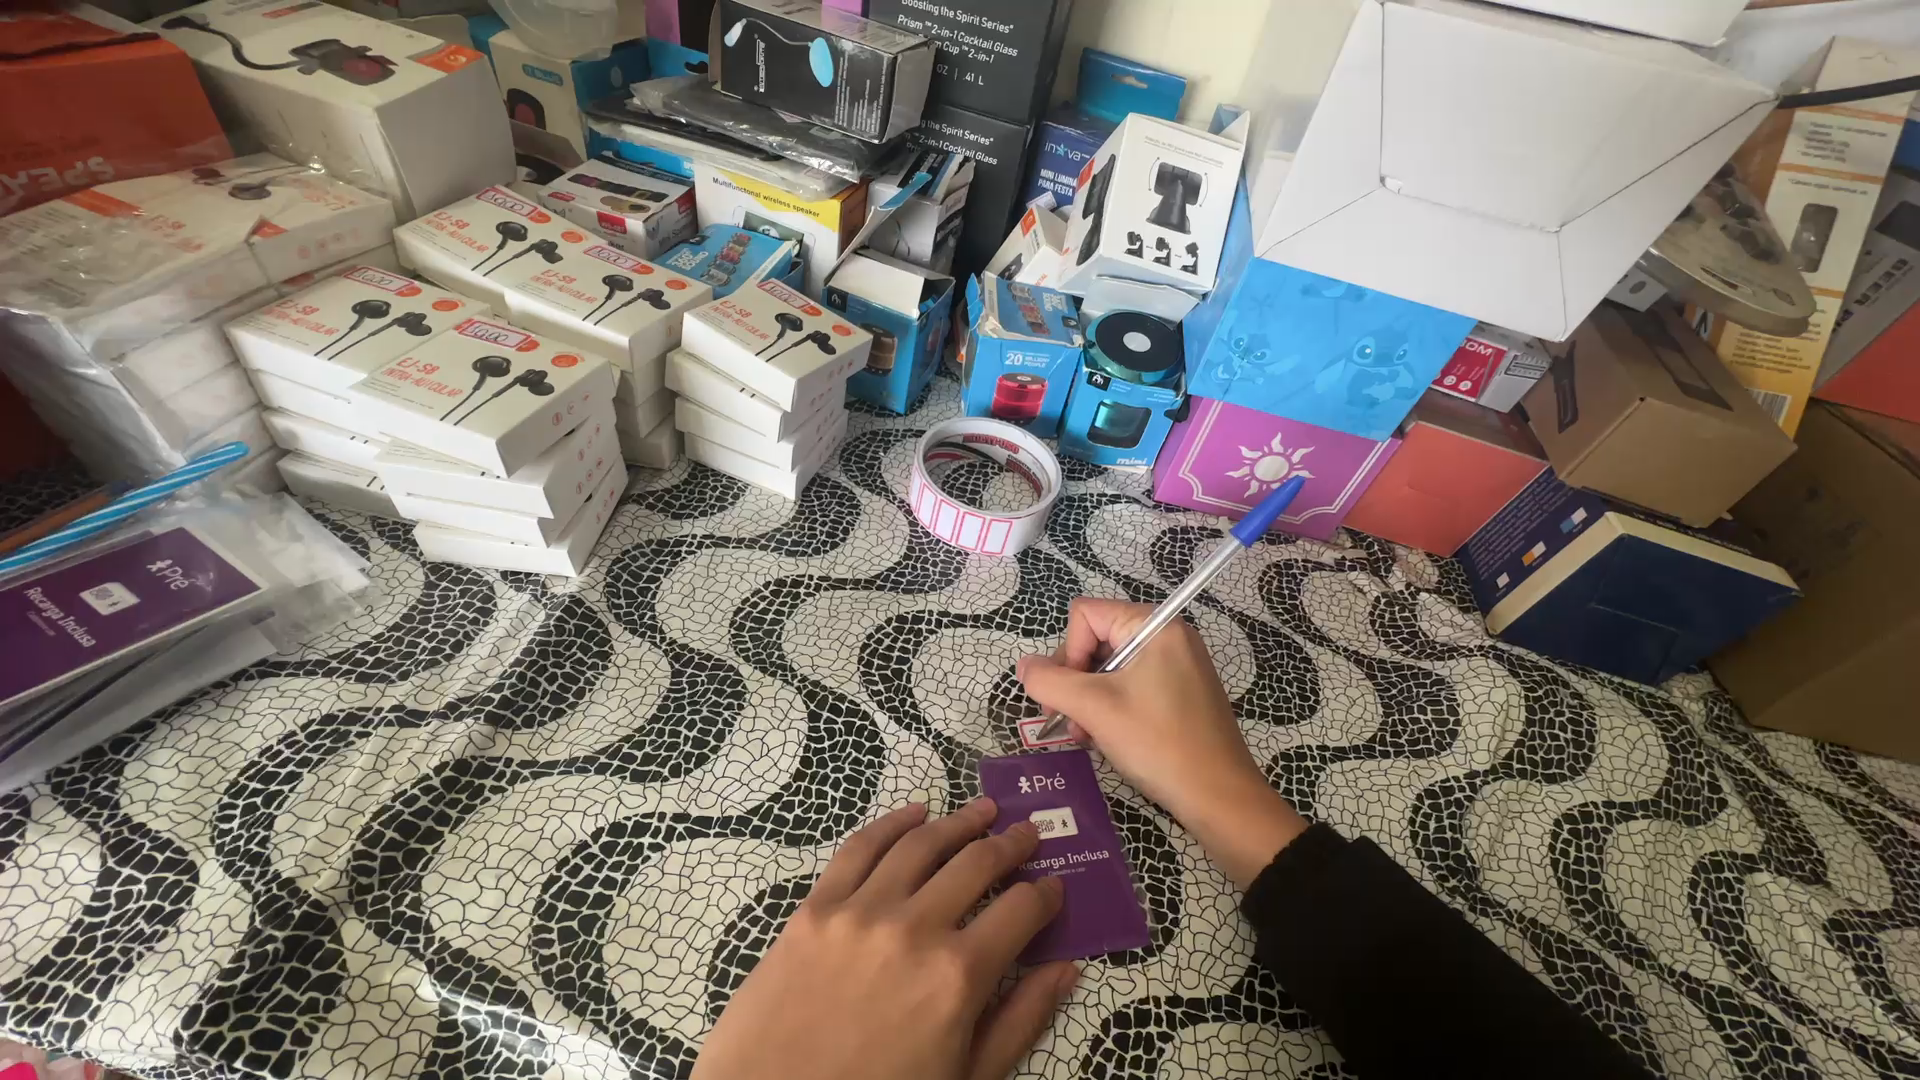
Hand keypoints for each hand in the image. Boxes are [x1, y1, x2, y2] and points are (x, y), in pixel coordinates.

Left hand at [693, 799, 1078, 1079]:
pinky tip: (915, 812)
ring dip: (959, 821)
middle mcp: (915, 928)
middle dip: (1012, 844)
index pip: (1020, 911)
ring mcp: (861, 910)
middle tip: (1028, 831)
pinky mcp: (816, 907)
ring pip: (922, 844)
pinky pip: (859, 847)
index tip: (1054, 886)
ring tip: (982, 809)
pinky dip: (892, 823)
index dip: (1045, 894)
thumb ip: (1019, 1021)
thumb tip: (1066, 968)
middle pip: (977, 863)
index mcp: (957, 977)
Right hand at [1018, 598, 1306, 888]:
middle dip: (1074, 680)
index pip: (1086, 615)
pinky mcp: (1179, 691)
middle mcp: (1168, 636)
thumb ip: (1050, 681)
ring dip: (1088, 699)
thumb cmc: (1158, 744)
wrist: (1220, 799)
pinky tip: (1105, 737)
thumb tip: (1024, 666)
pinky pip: (1130, 684)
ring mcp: (1176, 664)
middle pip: (1095, 639)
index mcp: (1155, 625)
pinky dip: (1110, 707)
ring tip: (1085, 736)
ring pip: (1109, 667)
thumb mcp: (1095, 709)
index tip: (1069, 695)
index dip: (1067, 652)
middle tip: (1068, 721)